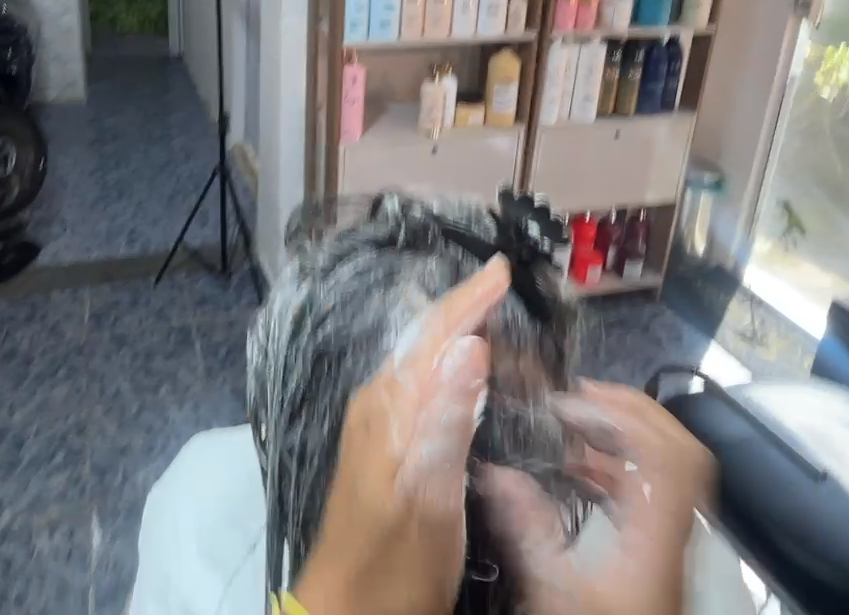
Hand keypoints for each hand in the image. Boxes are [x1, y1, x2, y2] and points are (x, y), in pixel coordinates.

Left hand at [292, 256, 510, 614]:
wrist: (346, 607)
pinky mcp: (382, 439)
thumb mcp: (430, 493)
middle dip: (463, 305)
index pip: (435, 335)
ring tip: (490, 310)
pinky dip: (446, 362)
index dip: (469, 299)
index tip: (503, 268)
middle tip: (503, 282)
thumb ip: (448, 417)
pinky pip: (418, 381)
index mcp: (391, 404)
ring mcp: (378, 419)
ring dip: (455, 329)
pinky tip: (463, 368)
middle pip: (425, 338)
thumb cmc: (395, 559)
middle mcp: (379, 400)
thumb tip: (472, 342)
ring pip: (421, 358)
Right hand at [480, 381, 714, 614]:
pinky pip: (650, 490)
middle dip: (630, 410)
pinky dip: (618, 465)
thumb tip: (497, 473)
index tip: (574, 405)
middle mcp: (673, 534)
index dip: (626, 417)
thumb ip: (527, 528)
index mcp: (655, 541)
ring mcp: (670, 541)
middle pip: (680, 451)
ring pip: (669, 467)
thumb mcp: (552, 589)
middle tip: (579, 396)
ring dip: (624, 433)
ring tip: (575, 421)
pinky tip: (577, 469)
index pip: (668, 459)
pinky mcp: (658, 550)